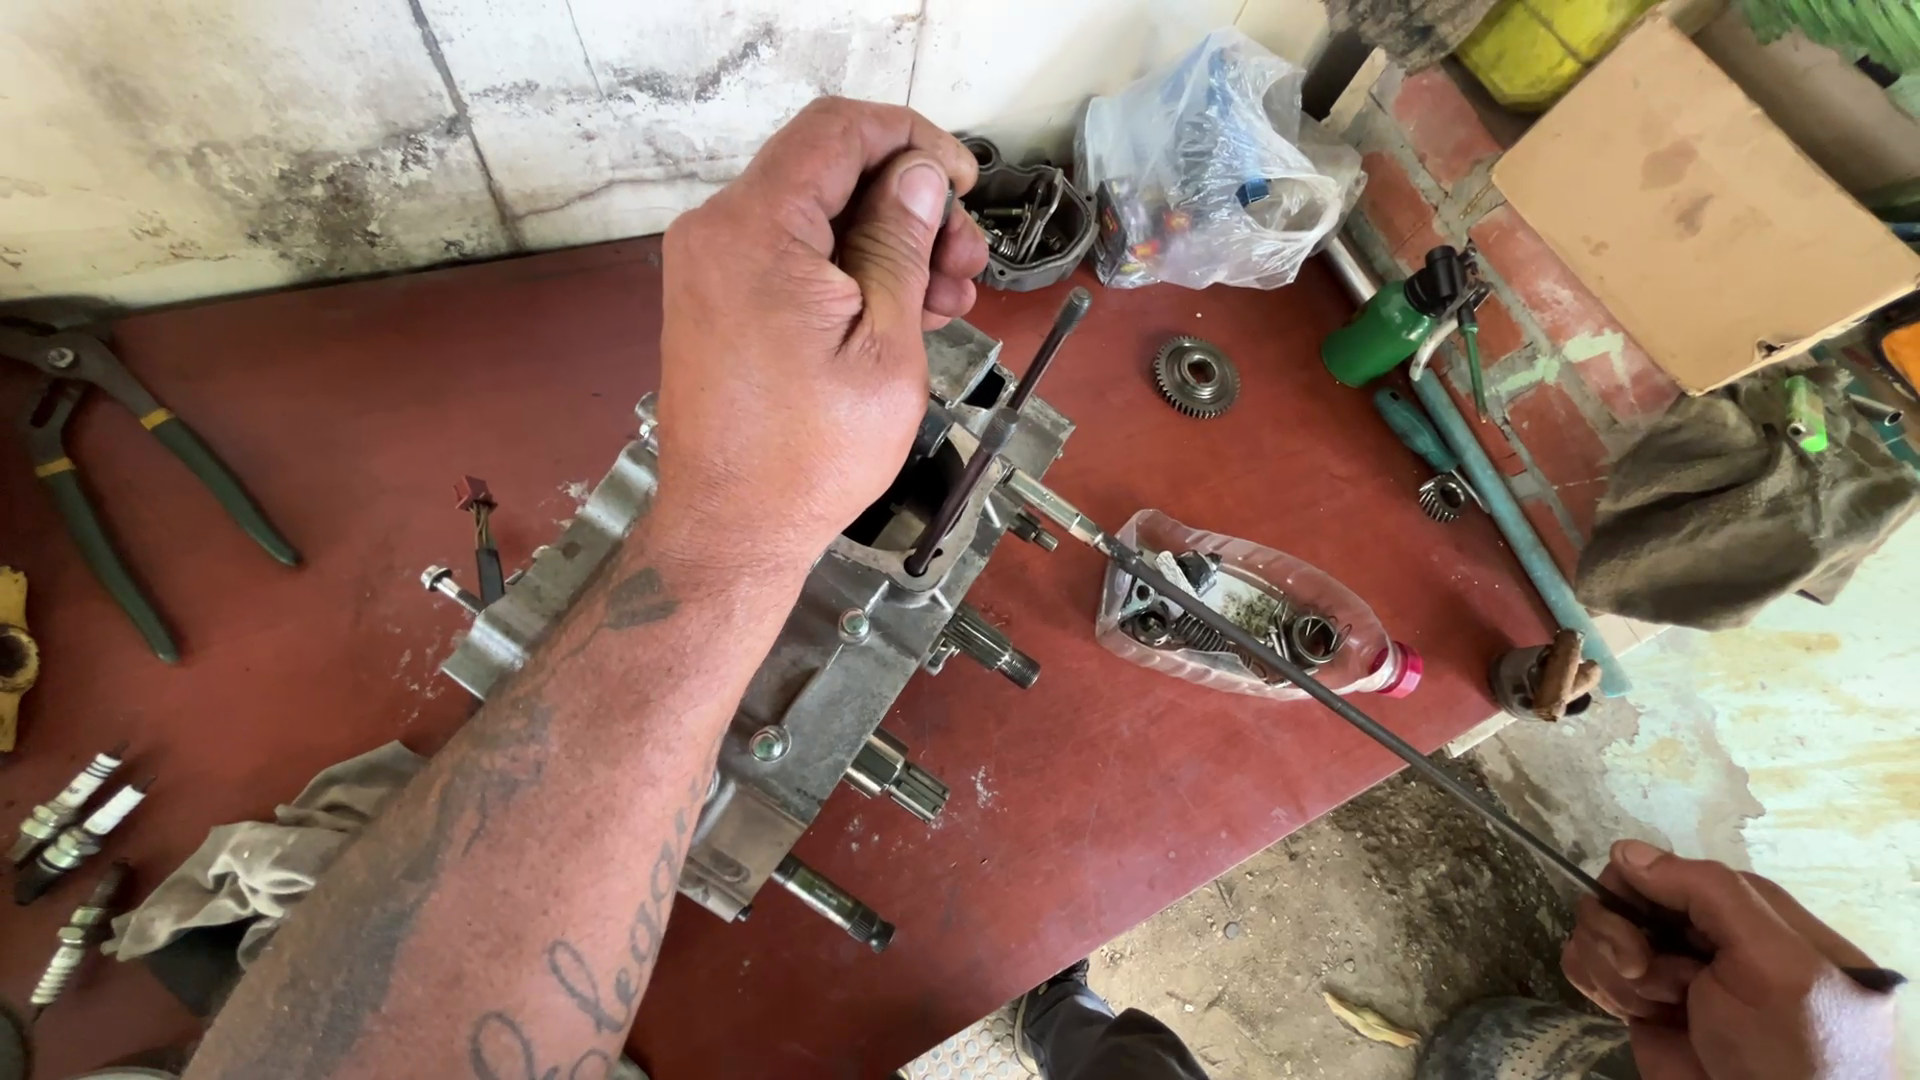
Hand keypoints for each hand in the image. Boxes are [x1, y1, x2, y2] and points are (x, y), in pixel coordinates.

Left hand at [654, 97, 988, 570]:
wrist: (736, 529)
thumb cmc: (812, 455)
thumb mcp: (884, 347)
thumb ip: (900, 246)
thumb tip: (919, 177)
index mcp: (755, 230)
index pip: (839, 131)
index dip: (913, 141)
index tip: (964, 182)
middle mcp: (720, 233)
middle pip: (831, 176)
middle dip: (911, 207)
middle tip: (967, 261)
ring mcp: (715, 270)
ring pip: (818, 222)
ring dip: (889, 248)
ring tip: (950, 299)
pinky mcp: (722, 305)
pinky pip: (795, 264)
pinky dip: (850, 276)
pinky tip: (907, 314)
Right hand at [1563, 840, 1896, 1079]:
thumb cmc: (1791, 1056)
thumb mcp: (1778, 967)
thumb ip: (1711, 894)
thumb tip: (1623, 851)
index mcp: (1760, 924)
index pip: (1676, 871)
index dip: (1646, 887)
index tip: (1649, 922)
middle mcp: (1710, 941)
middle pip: (1626, 896)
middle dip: (1622, 933)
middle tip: (1648, 972)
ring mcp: (1670, 971)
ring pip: (1597, 928)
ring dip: (1612, 969)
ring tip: (1654, 1008)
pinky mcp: (1636, 998)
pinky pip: (1583, 962)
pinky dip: (1595, 984)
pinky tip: (1630, 1014)